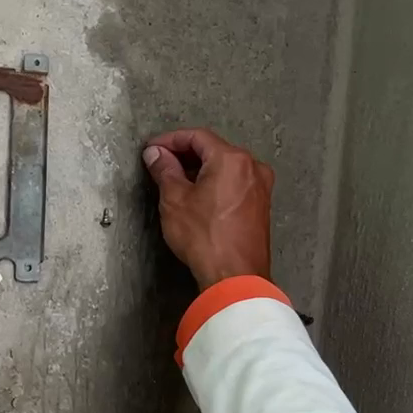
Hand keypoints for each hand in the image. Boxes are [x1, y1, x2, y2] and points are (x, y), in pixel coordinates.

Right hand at [143, 128, 273, 289]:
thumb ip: (164, 170)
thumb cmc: (204, 236)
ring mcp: (260, 186)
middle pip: (213, 149)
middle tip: (158, 163)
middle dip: (184, 153)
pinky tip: (195, 194)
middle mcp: (252, 167)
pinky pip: (234, 181)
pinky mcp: (260, 204)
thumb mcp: (174, 199)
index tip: (151, 149)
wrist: (234, 275)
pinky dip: (213, 181)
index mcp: (232, 159)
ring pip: (224, 165)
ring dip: (198, 168)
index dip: (169, 140)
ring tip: (173, 180)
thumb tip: (156, 153)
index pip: (197, 136)